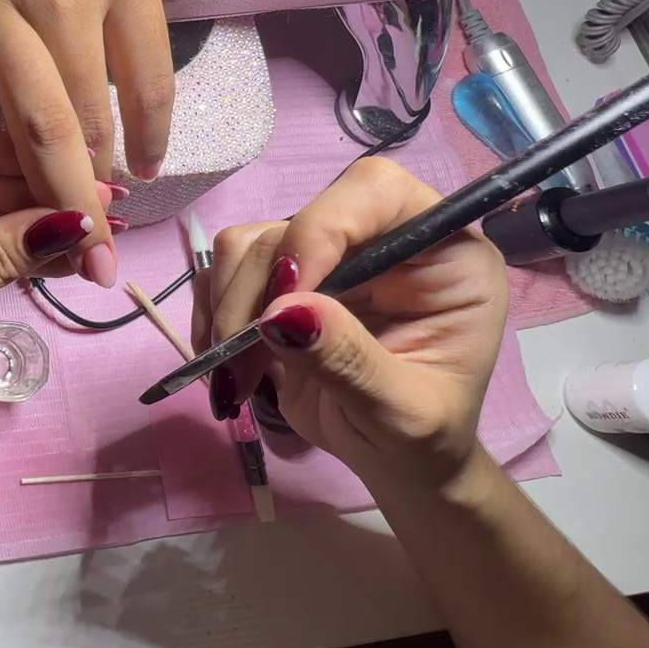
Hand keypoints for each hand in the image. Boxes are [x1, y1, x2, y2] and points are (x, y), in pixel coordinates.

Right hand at [192, 158, 509, 492]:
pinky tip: (227, 366)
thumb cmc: (422, 436)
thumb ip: (352, 361)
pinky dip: (211, 319)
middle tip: (241, 362)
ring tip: (236, 376)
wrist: (392, 456)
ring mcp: (318, 256)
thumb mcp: (405, 413)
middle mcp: (374, 239)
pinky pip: (220, 275)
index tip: (287, 299)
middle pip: (288, 225)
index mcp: (437, 252)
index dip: (320, 229)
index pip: (372, 191)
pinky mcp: (273, 278)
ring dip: (227, 311)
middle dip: (254, 295)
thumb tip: (283, 313)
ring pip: (242, 247)